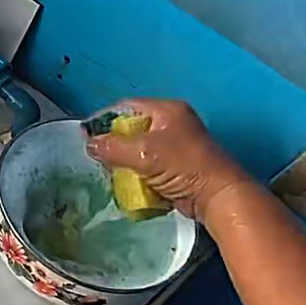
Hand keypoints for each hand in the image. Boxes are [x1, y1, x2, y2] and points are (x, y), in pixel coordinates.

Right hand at [85, 98, 251, 216]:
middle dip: (113, 145)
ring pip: (136, 149)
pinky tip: (128, 183)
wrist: (218, 197)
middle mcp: (171, 123)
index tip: (87, 137)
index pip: (125, 107)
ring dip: (123, 162)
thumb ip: (113, 147)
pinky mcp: (174, 165)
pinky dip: (135, 173)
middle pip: (130, 129)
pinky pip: (145, 164)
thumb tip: (89, 144)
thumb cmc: (185, 167)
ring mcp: (174, 145)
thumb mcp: (144, 153)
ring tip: (112, 173)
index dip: (104, 120)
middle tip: (100, 158)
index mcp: (167, 110)